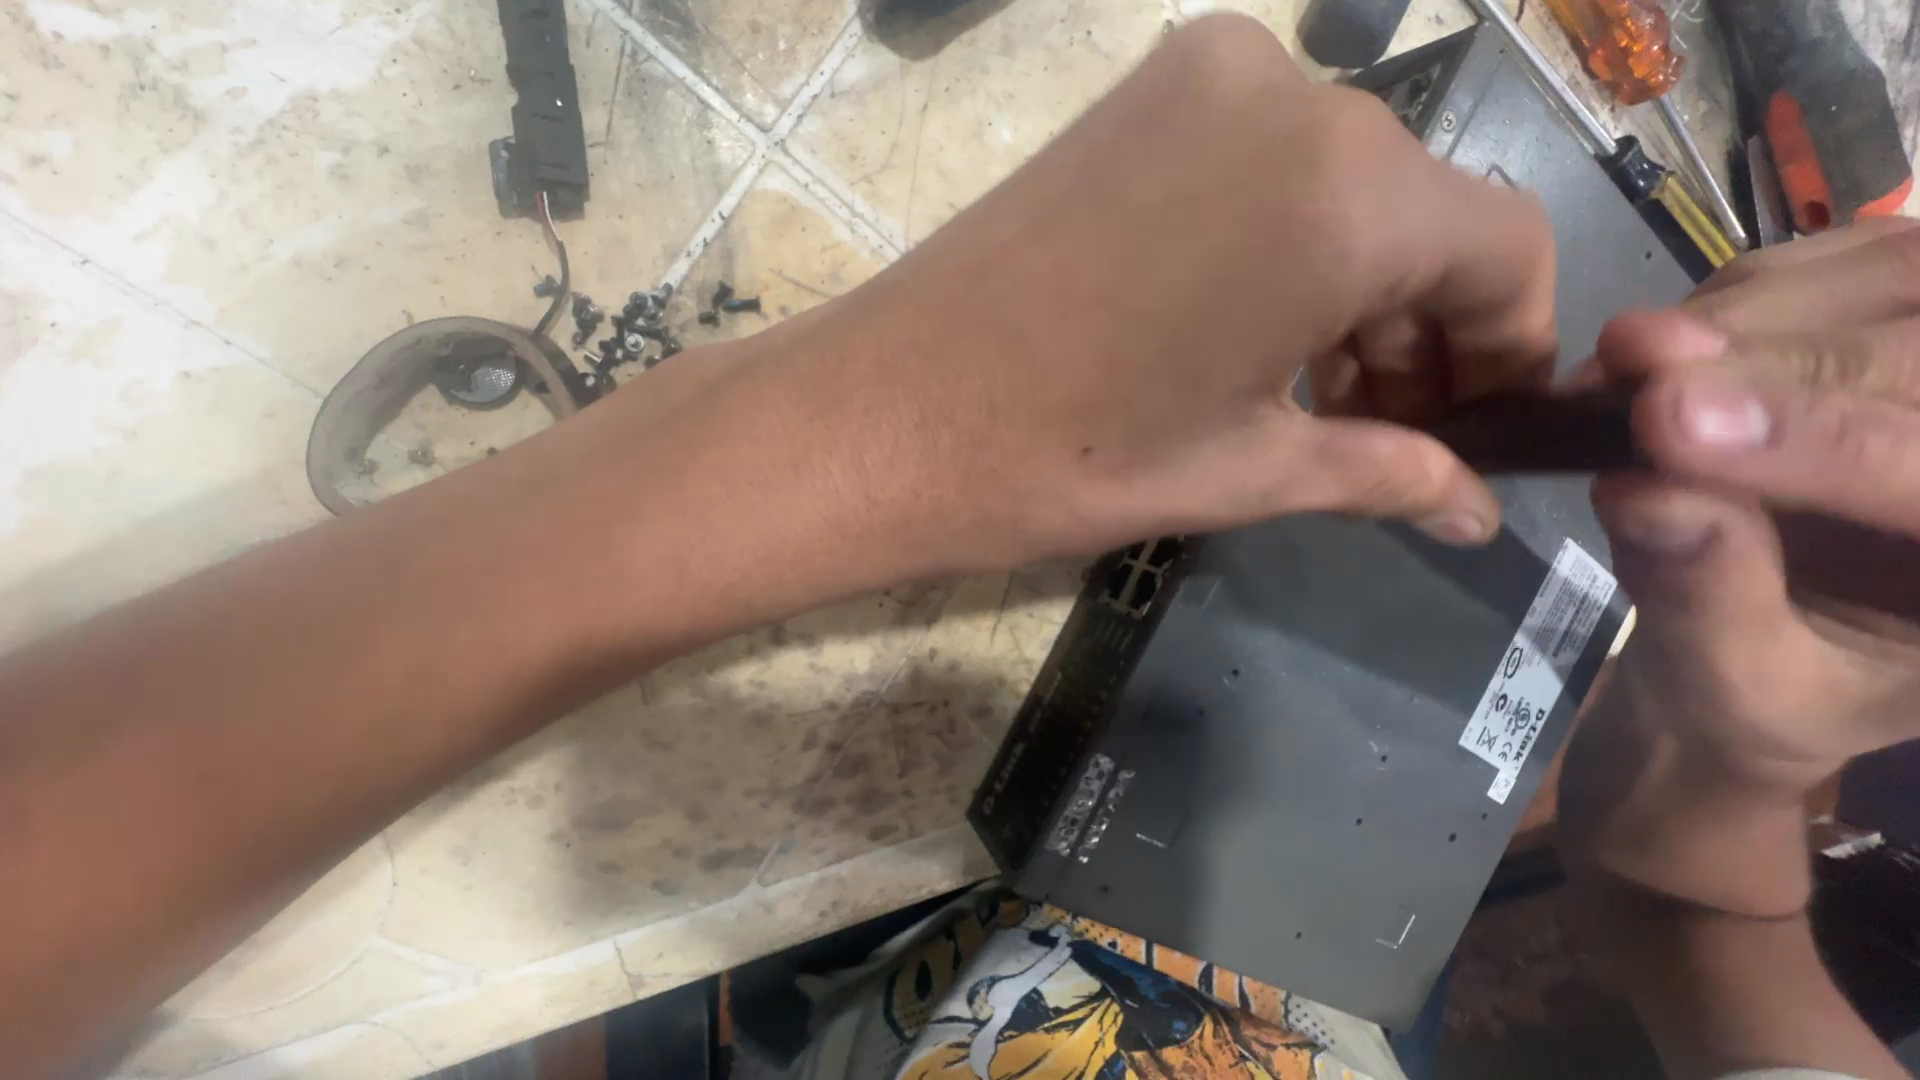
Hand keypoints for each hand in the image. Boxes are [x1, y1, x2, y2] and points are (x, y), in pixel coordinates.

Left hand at [777, 13, 1555, 576]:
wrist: (883, 414)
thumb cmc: (1063, 460)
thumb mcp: (1239, 473)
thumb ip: (1378, 472)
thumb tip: (1476, 509)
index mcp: (1343, 195)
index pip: (1504, 250)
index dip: (1507, 346)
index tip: (1471, 421)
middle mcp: (1292, 97)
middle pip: (1419, 211)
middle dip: (1416, 324)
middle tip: (1375, 424)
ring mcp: (1201, 80)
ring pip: (1338, 181)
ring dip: (1347, 284)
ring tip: (1304, 391)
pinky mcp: (1133, 97)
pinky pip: (1258, 159)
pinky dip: (1280, 236)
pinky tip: (1239, 323)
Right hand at [1562, 220, 1919, 914]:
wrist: (1749, 671)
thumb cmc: (1756, 705)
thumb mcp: (1733, 686)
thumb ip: (1702, 595)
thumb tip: (1640, 487)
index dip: (1819, 438)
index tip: (1665, 418)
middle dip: (1784, 357)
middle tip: (1632, 360)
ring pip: (1898, 279)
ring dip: (1755, 313)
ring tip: (1628, 365)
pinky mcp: (1895, 348)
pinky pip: (1841, 268)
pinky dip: (1740, 296)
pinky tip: (1661, 352)